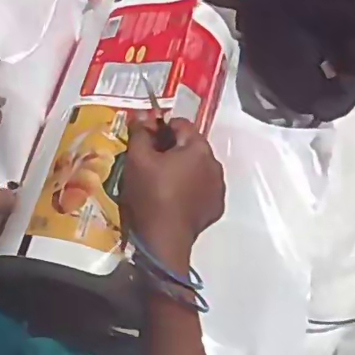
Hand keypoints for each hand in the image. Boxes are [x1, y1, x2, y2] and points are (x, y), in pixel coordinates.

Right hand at [120, 114, 224, 262]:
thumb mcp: (136, 160)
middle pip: (190, 146)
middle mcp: (214, 164)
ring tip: (160, 183)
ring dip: (181, 170)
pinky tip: (172, 200)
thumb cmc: (149, 194)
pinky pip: (201, 189)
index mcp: (197, 148)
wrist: (163, 239)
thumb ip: (139, 133)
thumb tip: (141, 115)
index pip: (180, 124)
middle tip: (149, 163)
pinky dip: (189, 189)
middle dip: (171, 150)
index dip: (159, 128)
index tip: (144, 140)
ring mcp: (218, 187)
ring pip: (197, 168)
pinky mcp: (216, 207)